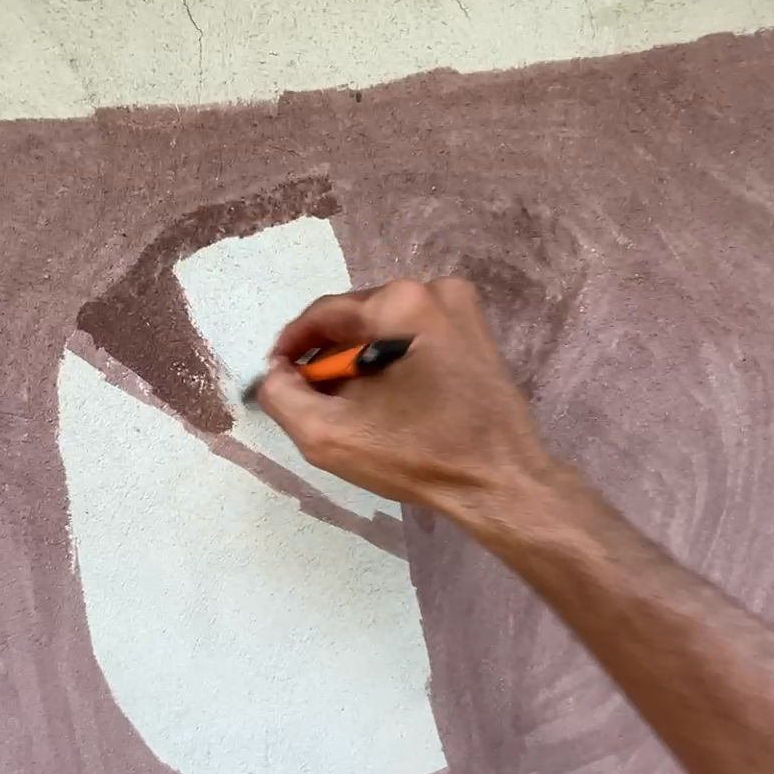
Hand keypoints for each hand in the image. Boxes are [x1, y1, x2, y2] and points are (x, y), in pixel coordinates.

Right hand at [255, 278, 556, 525]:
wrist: (498, 482)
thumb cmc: (414, 457)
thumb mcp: (327, 434)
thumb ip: (282, 396)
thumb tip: (275, 372)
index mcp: (396, 304)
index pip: (321, 315)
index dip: (291, 348)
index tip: (278, 379)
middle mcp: (431, 290)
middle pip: (355, 320)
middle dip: (328, 358)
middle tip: (315, 400)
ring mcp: (460, 309)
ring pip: (384, 330)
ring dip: (360, 362)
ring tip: (352, 406)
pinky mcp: (477, 334)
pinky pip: (414, 339)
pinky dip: (392, 363)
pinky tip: (389, 401)